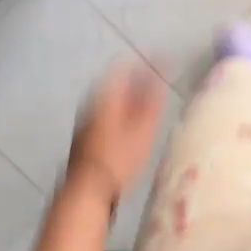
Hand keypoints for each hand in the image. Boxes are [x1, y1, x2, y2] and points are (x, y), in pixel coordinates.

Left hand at [68, 62, 164, 202]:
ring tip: (151, 102)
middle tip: (159, 81)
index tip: (165, 61)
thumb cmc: (119, 157)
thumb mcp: (143, 129)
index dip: (146, 61)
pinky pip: (107, 113)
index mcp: (106, 95)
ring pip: (111, 99)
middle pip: (117, 82)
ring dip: (131, 97)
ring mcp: (86, 120)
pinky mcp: (85, 137)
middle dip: (138, 79)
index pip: (126, 67)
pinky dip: (123, 112)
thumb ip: (152, 100)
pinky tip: (134, 125)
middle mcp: (93, 103)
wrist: (87, 189)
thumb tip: (161, 75)